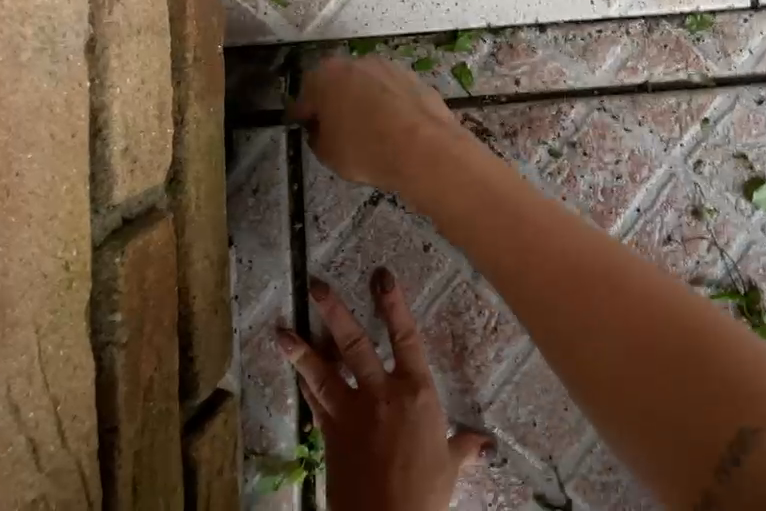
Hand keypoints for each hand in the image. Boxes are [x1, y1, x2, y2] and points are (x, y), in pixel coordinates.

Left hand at [278, 270, 492, 510]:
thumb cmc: (424, 494)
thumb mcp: (449, 466)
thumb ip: (463, 446)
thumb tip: (483, 443)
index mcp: (417, 392)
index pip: (406, 337)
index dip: (394, 305)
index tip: (382, 276)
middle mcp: (382, 393)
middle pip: (355, 344)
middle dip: (336, 313)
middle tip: (318, 286)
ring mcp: (351, 413)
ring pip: (325, 372)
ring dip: (303, 350)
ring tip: (282, 330)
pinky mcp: (330, 435)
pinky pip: (316, 401)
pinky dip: (306, 384)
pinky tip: (296, 371)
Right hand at [288, 56, 471, 193]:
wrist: (424, 149)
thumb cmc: (366, 150)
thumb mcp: (327, 153)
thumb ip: (318, 136)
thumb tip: (323, 130)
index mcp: (327, 76)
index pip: (306, 95)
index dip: (304, 114)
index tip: (305, 126)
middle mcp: (358, 63)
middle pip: (339, 82)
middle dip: (336, 102)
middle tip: (337, 128)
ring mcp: (390, 68)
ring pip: (369, 85)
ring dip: (366, 101)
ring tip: (369, 129)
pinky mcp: (416, 79)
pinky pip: (394, 93)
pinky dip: (391, 106)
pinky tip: (394, 128)